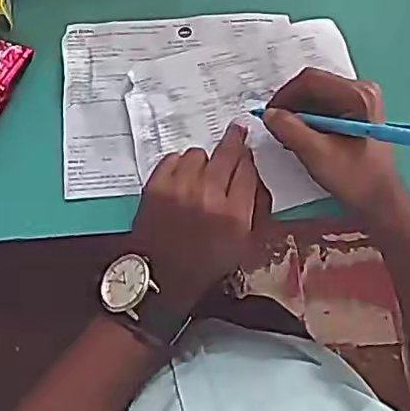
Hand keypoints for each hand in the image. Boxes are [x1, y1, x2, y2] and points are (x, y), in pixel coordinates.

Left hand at [129, 125, 264, 307]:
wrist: (159, 279)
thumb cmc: (202, 265)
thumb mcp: (241, 244)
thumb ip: (253, 208)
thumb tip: (253, 174)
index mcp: (235, 215)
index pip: (248, 170)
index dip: (248, 158)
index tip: (246, 151)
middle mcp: (209, 196)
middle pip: (228, 153)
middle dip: (234, 140)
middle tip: (236, 132)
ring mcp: (180, 188)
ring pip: (198, 154)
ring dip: (202, 161)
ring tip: (199, 175)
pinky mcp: (156, 185)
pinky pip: (173, 158)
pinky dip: (178, 165)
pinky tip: (180, 178)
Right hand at [262, 69, 409, 218]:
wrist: (379, 199)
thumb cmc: (357, 178)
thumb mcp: (317, 154)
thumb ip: (290, 130)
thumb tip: (270, 114)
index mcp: (359, 96)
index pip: (312, 81)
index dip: (286, 95)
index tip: (271, 113)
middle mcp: (363, 91)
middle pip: (314, 85)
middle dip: (292, 104)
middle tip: (277, 125)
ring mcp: (361, 100)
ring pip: (317, 95)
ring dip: (299, 112)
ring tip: (289, 135)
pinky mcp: (357, 110)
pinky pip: (325, 104)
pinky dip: (309, 118)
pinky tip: (303, 136)